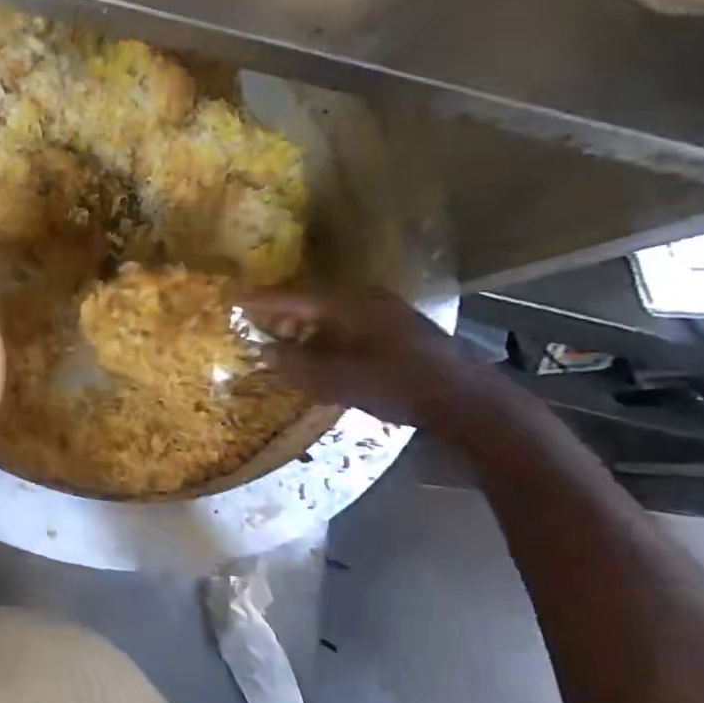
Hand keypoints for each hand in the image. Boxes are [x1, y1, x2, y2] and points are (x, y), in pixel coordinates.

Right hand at [239, 287, 507, 430]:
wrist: (470, 405)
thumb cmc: (401, 386)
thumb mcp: (340, 380)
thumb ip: (298, 365)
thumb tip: (265, 353)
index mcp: (351, 304)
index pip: (295, 297)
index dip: (262, 301)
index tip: (233, 299)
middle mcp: (368, 302)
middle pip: (312, 305)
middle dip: (280, 317)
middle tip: (251, 328)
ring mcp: (386, 318)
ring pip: (330, 320)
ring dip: (302, 333)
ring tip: (276, 348)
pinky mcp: (396, 337)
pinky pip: (346, 332)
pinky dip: (324, 343)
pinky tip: (313, 361)